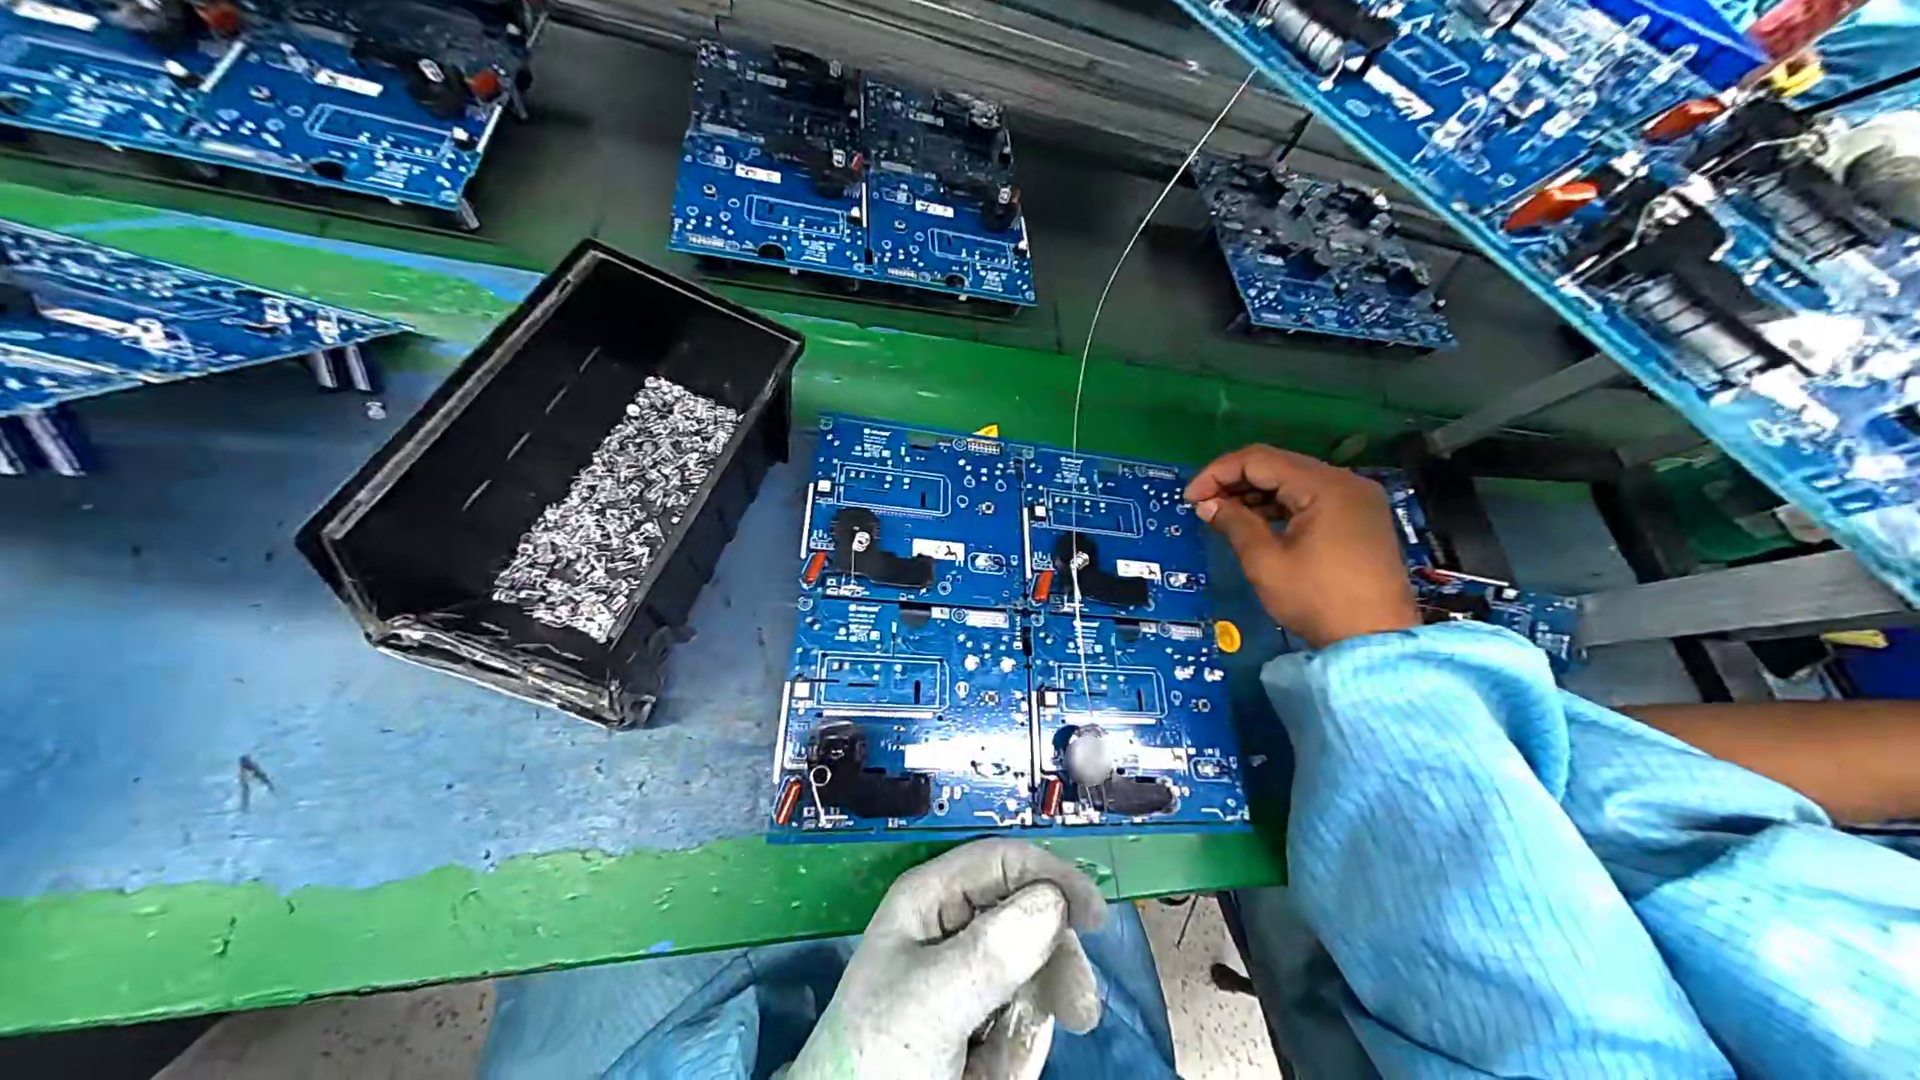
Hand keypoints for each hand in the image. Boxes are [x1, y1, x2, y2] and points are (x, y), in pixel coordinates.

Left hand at [786, 839, 1106, 1079]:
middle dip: (1053, 962)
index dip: (1050, 876)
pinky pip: (1024, 1020)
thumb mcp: (928, 1003)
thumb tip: (1053, 902)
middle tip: (1078, 1010)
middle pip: (1029, 916)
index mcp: (930, 900)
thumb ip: (989, 952)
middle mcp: (953, 929)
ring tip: (1003, 1067)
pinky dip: (1018, 1051)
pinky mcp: (981, 1025)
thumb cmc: (876, 1063)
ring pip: (1034, 972)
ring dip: (1034, 1018)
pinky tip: (987, 1076)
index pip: (1001, 861)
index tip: (1094, 916)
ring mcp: (969, 979)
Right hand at [1185, 444, 1417, 647]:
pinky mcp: (1360, 517)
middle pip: (1278, 465)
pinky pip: (1311, 498)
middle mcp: (1345, 481)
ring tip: (1224, 514)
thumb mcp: (1266, 561)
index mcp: (1325, 486)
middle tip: (1203, 504)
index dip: (1217, 473)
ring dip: (1256, 493)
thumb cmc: (1317, 599)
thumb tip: (1206, 504)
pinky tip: (1256, 521)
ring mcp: (1357, 499)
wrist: (1376, 640)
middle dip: (1235, 481)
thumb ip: (1234, 523)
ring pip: (1294, 481)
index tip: (1190, 497)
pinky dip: (1280, 505)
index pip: (1259, 460)